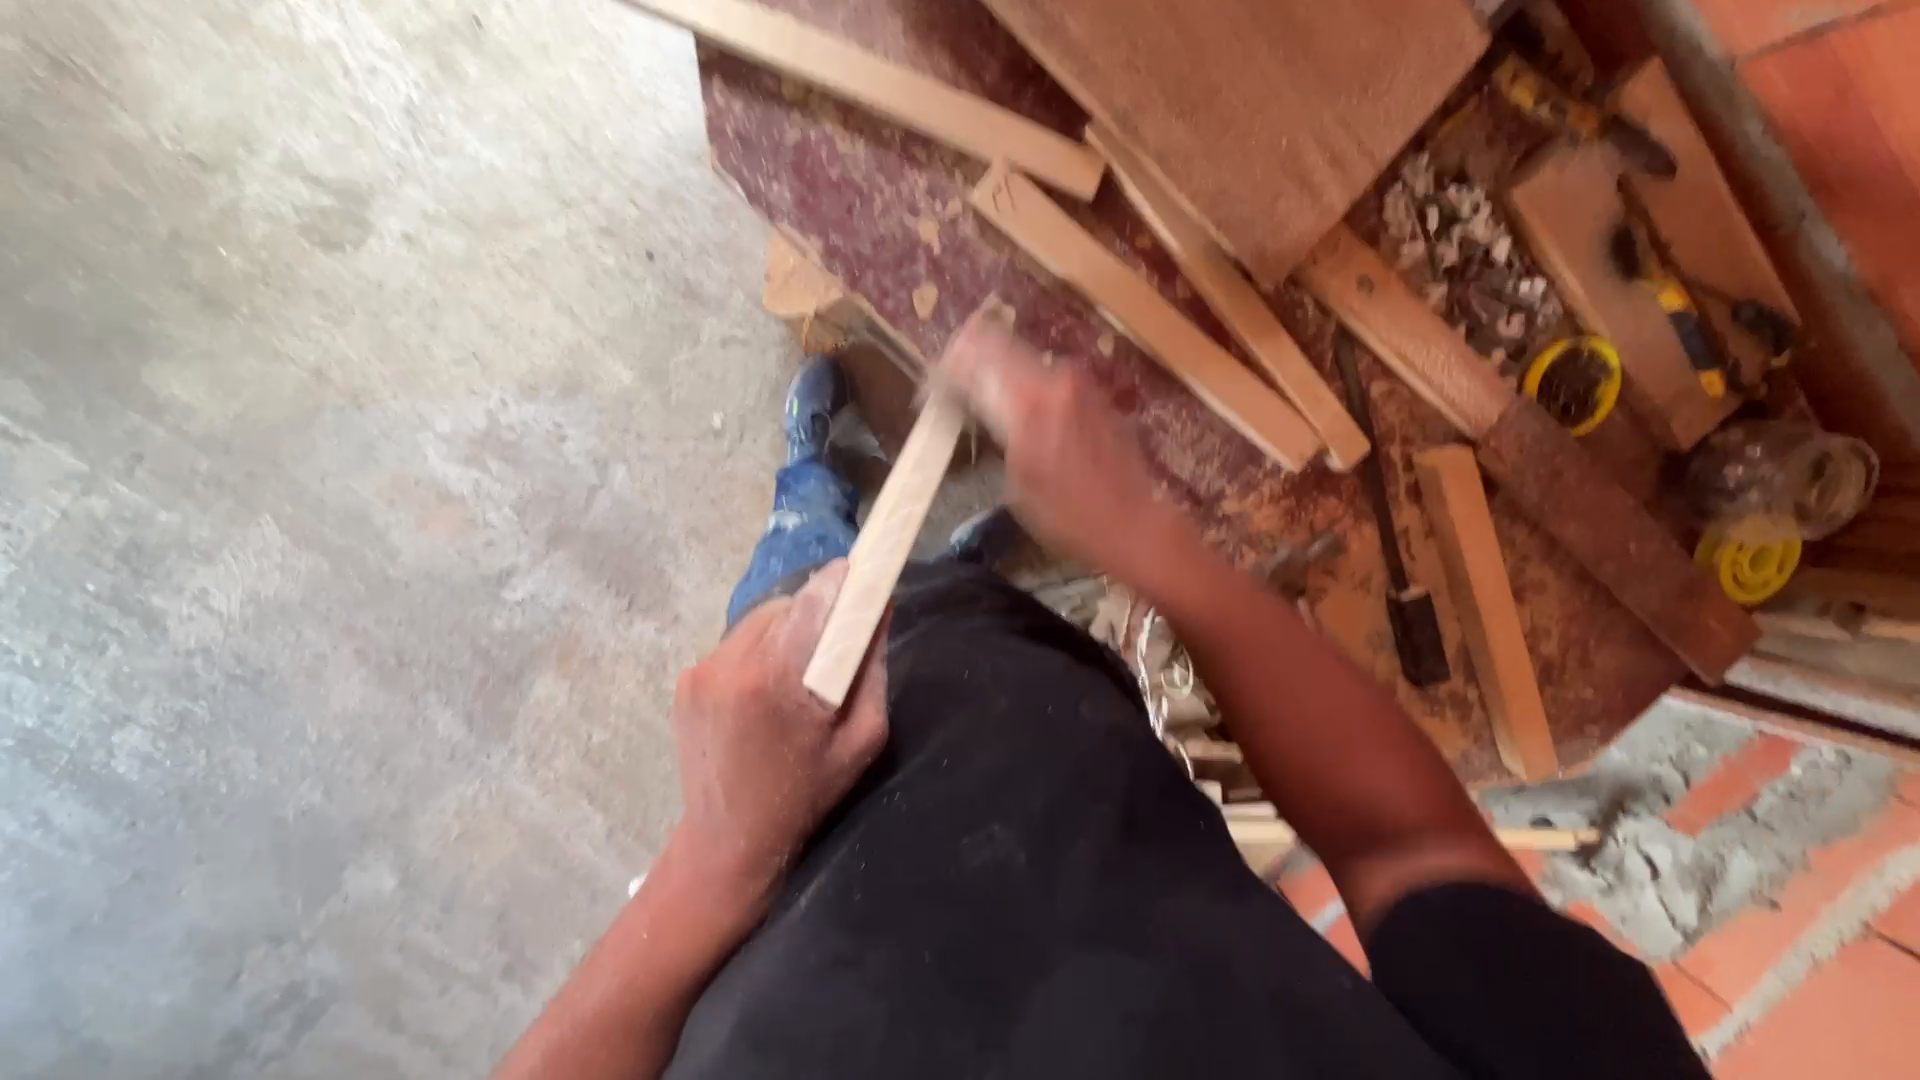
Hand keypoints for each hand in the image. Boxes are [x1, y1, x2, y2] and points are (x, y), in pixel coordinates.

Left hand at [668, 560, 887, 903]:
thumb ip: (872, 670)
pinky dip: (759, 650)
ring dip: (786, 629)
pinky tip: (768, 687)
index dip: (839, 581)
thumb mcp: (862, 738)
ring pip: (757, 621)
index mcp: (776, 679)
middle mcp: (731, 663)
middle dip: (815, 610)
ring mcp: (701, 670)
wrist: (728, 839)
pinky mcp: (686, 680)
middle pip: (785, 607)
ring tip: (802, 666)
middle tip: (837, 634)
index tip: (860, 571)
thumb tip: (880, 610)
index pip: (812, 602)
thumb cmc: (806, 793)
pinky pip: (736, 643)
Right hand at [939, 312, 1184, 578]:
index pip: (971, 358)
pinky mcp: (1096, 394)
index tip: (929, 389)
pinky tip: (1020, 414)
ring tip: (981, 401)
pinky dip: (1025, 386)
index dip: (944, 370)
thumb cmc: (1069, 516)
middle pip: (997, 345)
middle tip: (949, 386)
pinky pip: (1047, 378)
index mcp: (1027, 400)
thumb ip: (995, 430)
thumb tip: (976, 405)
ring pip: (1023, 359)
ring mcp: (1079, 383)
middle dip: (968, 360)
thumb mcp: (1016, 481)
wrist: (1136, 523)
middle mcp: (1054, 378)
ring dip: (997, 372)